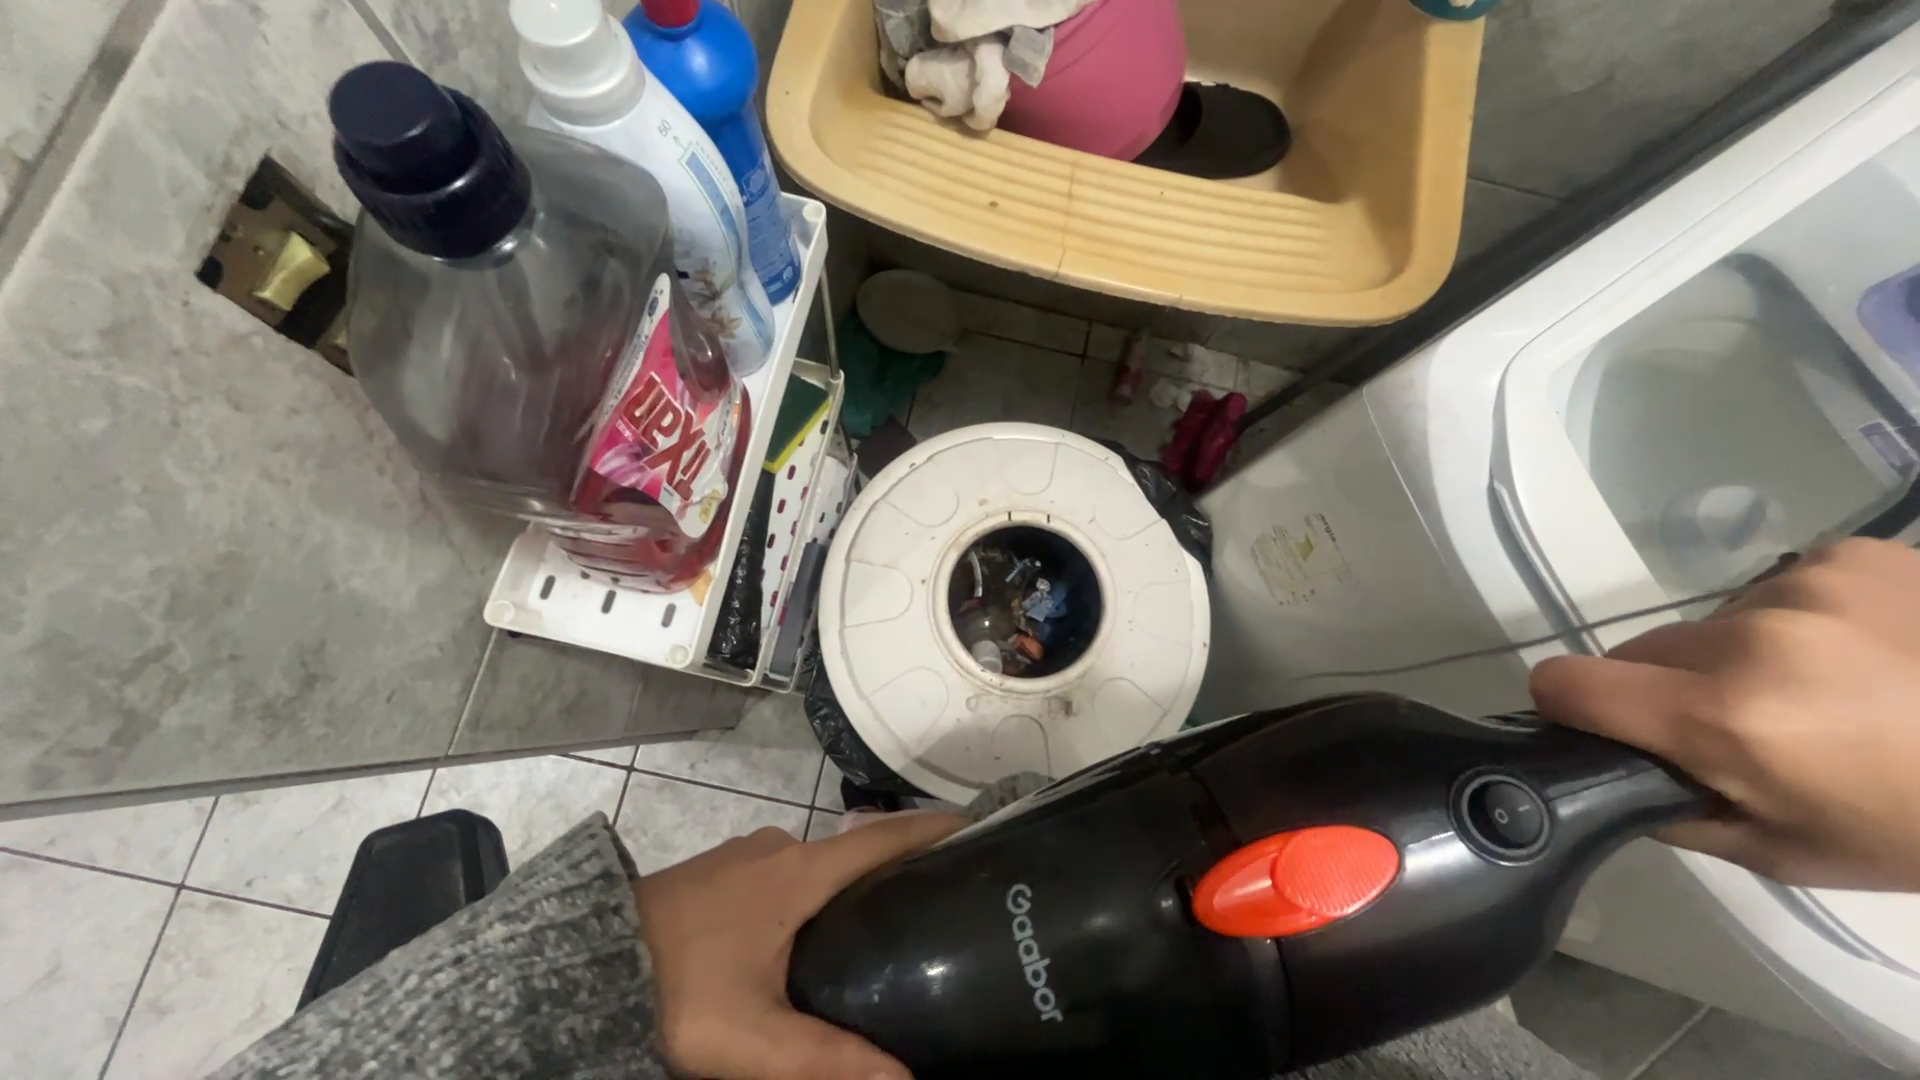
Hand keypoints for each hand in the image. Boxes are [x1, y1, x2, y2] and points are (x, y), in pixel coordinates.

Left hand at [633, 811, 963, 1079]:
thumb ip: (829, 1061)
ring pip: (815, 864)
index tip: (973, 827)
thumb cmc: (681, 992)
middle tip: (933, 899)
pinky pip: (783, 872)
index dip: (930, 828)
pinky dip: (812, 891)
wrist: (585, 961)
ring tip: (877, 925)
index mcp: (800, 873)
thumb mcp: (756, 1039)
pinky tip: (809, 933)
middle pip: (853, 849)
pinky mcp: (720, 869)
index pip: (882, 837)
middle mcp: (780, 848)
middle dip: (894, 866)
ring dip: (848, 884)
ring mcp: (746, 854)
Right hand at [1530, 538, 1919, 890]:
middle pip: (1639, 652)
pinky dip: (1794, 622)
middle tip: (1747, 728)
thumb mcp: (1782, 852)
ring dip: (1735, 655)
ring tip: (1826, 691)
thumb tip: (1602, 762)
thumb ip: (1667, 804)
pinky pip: (1771, 590)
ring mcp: (1804, 586)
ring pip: (1706, 624)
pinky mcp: (1850, 556)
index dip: (1567, 707)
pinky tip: (1863, 653)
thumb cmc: (1919, 830)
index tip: (1601, 726)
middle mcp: (1750, 639)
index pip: (1565, 683)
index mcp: (1725, 717)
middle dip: (1667, 688)